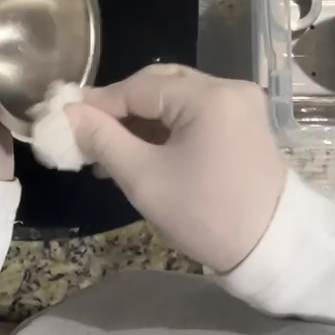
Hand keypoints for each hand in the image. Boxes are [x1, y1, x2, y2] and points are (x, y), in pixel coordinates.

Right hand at [65, 65, 285, 272]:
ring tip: (106, 152)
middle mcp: (229, 89)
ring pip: (175, 100)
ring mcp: (240, 106)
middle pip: (158, 85)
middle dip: (119, 110)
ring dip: (140, 122)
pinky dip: (164, 130)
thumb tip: (67, 114)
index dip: (98, 103)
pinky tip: (138, 153)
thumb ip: (102, 140)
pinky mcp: (244, 125)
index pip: (138, 87)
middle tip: (85, 134)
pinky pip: (194, 116)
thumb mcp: (144, 178)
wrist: (268, 249)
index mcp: (209, 97)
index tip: (65, 119)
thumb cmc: (202, 214)